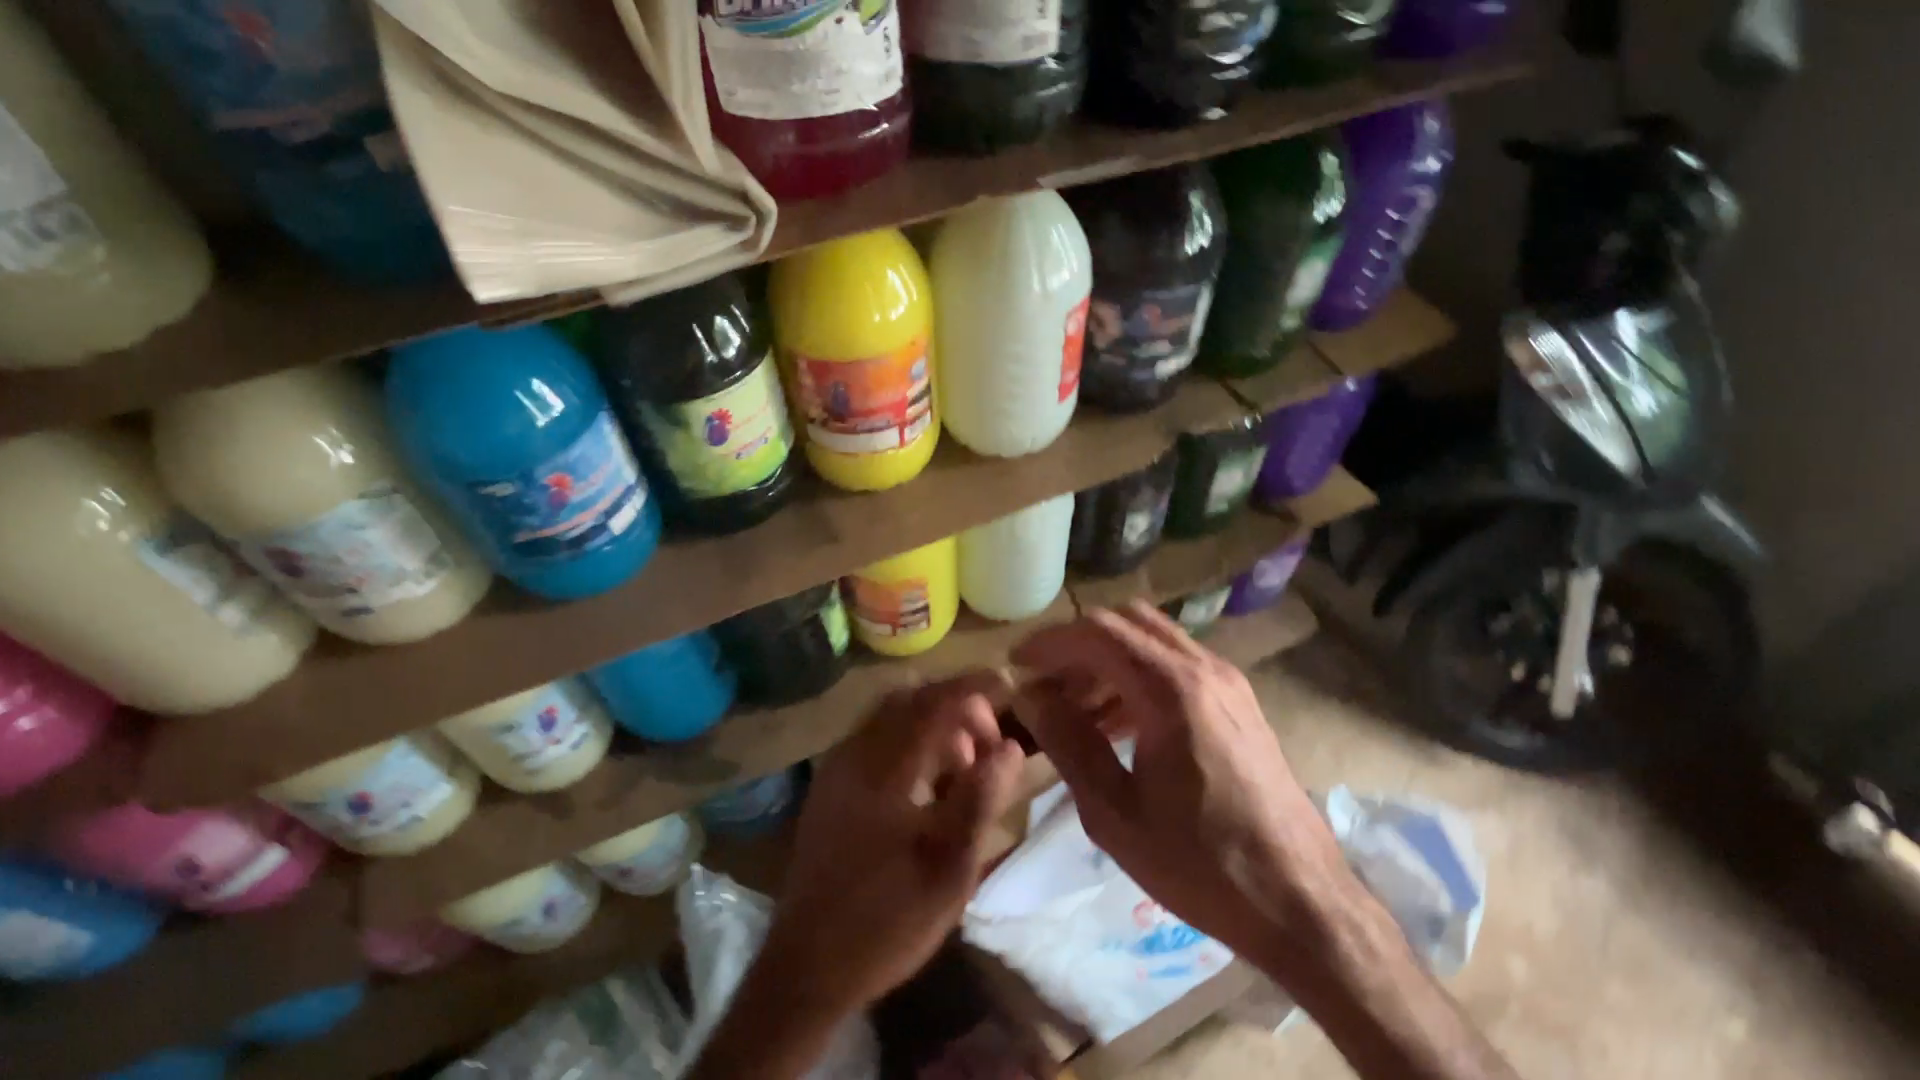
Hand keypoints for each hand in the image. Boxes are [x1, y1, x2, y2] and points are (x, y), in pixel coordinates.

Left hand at [758, 672, 1025, 1015]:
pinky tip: (927, 786)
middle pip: (908, 700)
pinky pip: (873, 743)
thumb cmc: (888, 919)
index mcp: (883, 768)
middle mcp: (853, 755)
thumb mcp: (951, 866)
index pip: (935, 702)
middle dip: (954, 705)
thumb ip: (981, 798)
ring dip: (930, 725)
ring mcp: (835, 772)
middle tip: (989, 742)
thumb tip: (1009, 747)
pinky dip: (907, 743)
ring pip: (888, 720)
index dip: (975, 688)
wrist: (808, 967)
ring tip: (964, 767)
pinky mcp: (828, 792)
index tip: (1010, 688)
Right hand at [1009, 603, 1361, 969]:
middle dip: (1078, 645)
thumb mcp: (1114, 813)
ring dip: (1109, 659)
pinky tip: (1120, 725)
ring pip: (1155, 640)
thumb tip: (1031, 696)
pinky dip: (1140, 676)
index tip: (1015, 668)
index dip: (1049, 644)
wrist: (1298, 898)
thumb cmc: (1199, 863)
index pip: (1097, 634)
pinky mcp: (1241, 704)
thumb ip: (1068, 743)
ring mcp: (1230, 683)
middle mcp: (1204, 669)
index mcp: (1171, 690)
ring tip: (1075, 709)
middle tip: (1045, 686)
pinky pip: (1179, 666)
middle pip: (1127, 622)